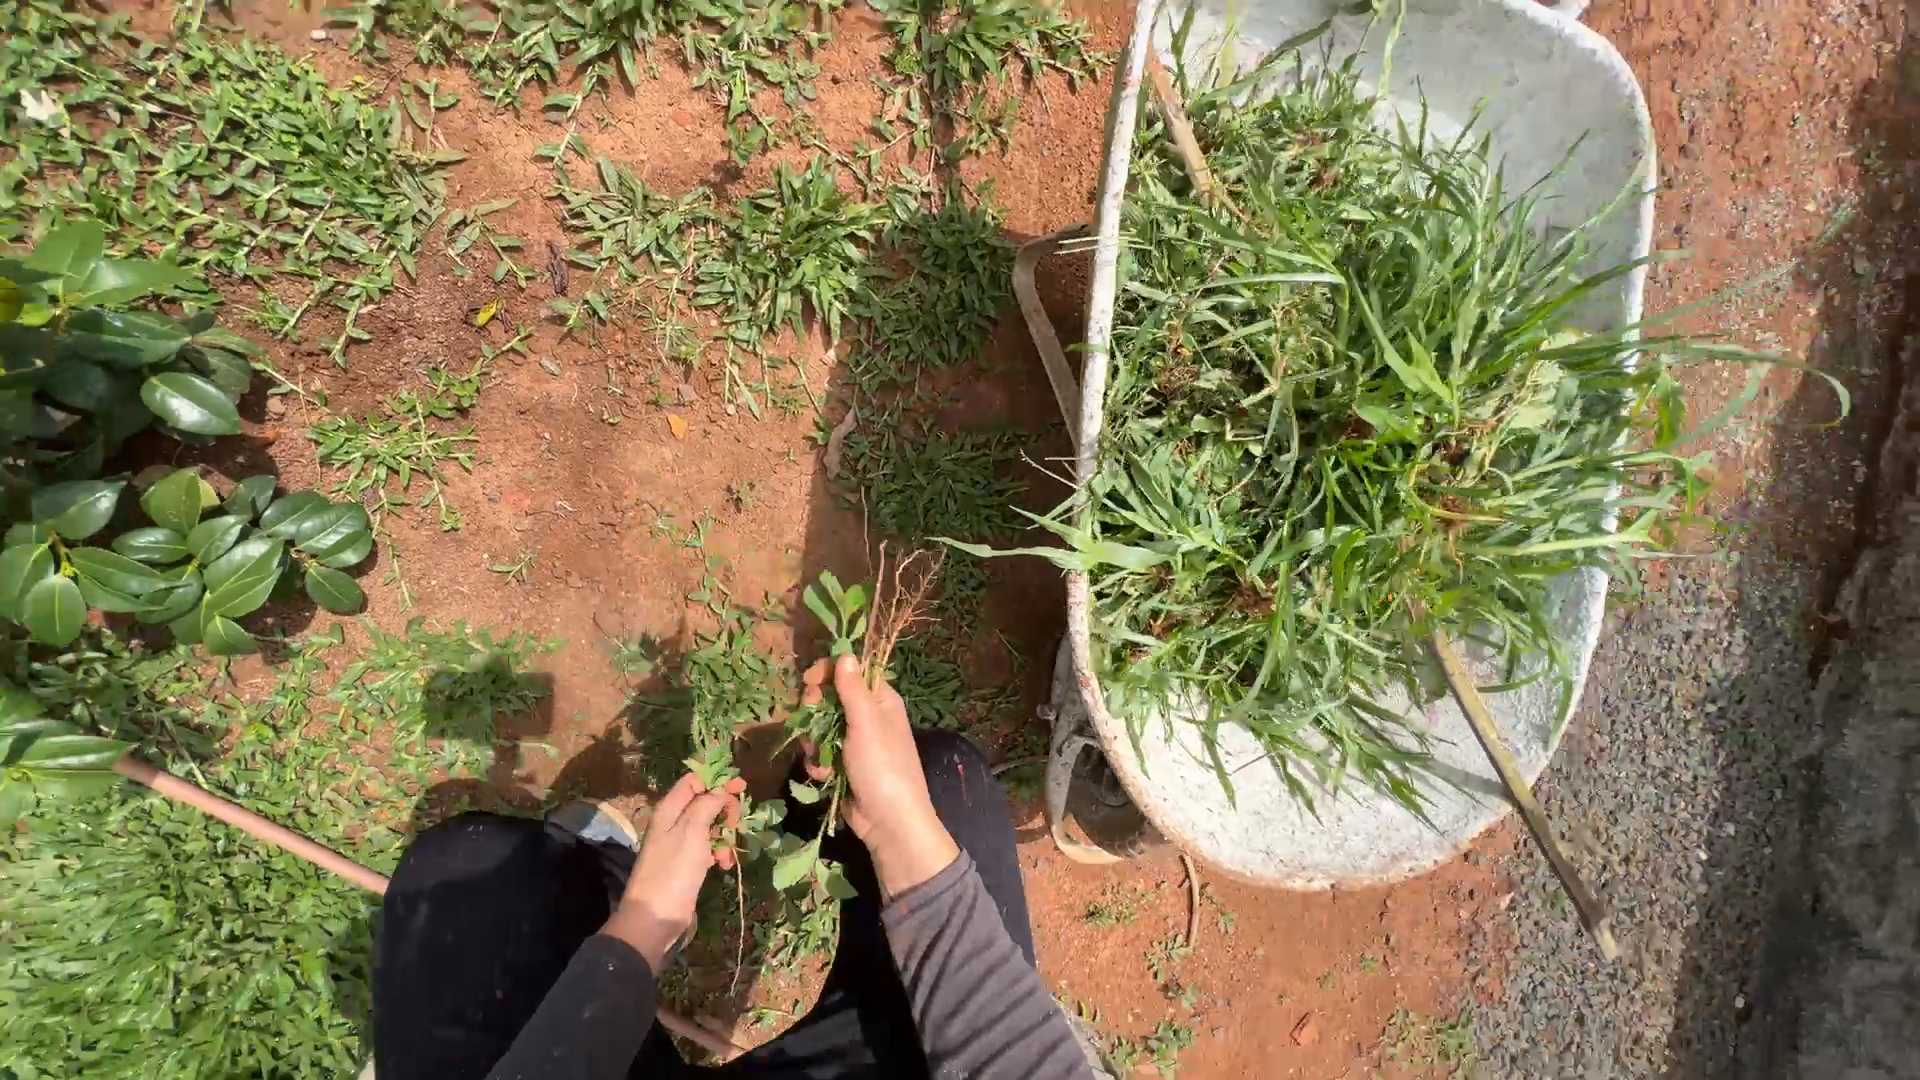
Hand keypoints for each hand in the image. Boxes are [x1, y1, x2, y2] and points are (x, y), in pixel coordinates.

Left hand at [601, 771, 743, 968]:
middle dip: (725, 810)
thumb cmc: (673, 871)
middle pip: (706, 801)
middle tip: (736, 822)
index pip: (694, 780)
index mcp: (670, 809)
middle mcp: (674, 822)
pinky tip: (723, 864)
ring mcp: (681, 843)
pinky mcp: (688, 862)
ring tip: (727, 853)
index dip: (717, 780)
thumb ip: (707, 804)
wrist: (655, 918)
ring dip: (724, 835)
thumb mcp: (692, 831)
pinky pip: (709, 846)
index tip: (741, 786)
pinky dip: (719, 852)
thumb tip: (720, 790)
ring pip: (711, 825)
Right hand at [801, 654, 958, 899]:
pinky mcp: (842, 764)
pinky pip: (820, 751)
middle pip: (828, 697)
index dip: (827, 672)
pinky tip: (824, 775)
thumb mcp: (866, 722)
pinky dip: (818, 762)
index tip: (809, 682)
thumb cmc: (882, 766)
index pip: (850, 671)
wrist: (889, 822)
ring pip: (819, 726)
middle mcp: (867, 715)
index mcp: (880, 699)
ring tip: (821, 759)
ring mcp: (854, 741)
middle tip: (811, 722)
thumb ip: (852, 688)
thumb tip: (846, 653)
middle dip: (814, 711)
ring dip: (814, 742)